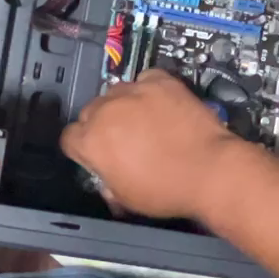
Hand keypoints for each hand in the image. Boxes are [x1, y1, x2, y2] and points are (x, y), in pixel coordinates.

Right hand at [60, 69, 255, 218]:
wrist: (210, 170)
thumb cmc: (167, 190)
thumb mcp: (125, 198)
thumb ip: (107, 181)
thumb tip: (107, 176)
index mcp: (91, 141)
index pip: (69, 138)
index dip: (81, 148)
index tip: (95, 154)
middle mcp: (106, 110)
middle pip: (90, 111)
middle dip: (101, 125)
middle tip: (123, 141)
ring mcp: (133, 91)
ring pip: (115, 93)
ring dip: (122, 106)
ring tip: (144, 122)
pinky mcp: (160, 81)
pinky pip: (144, 79)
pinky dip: (148, 89)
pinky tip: (158, 104)